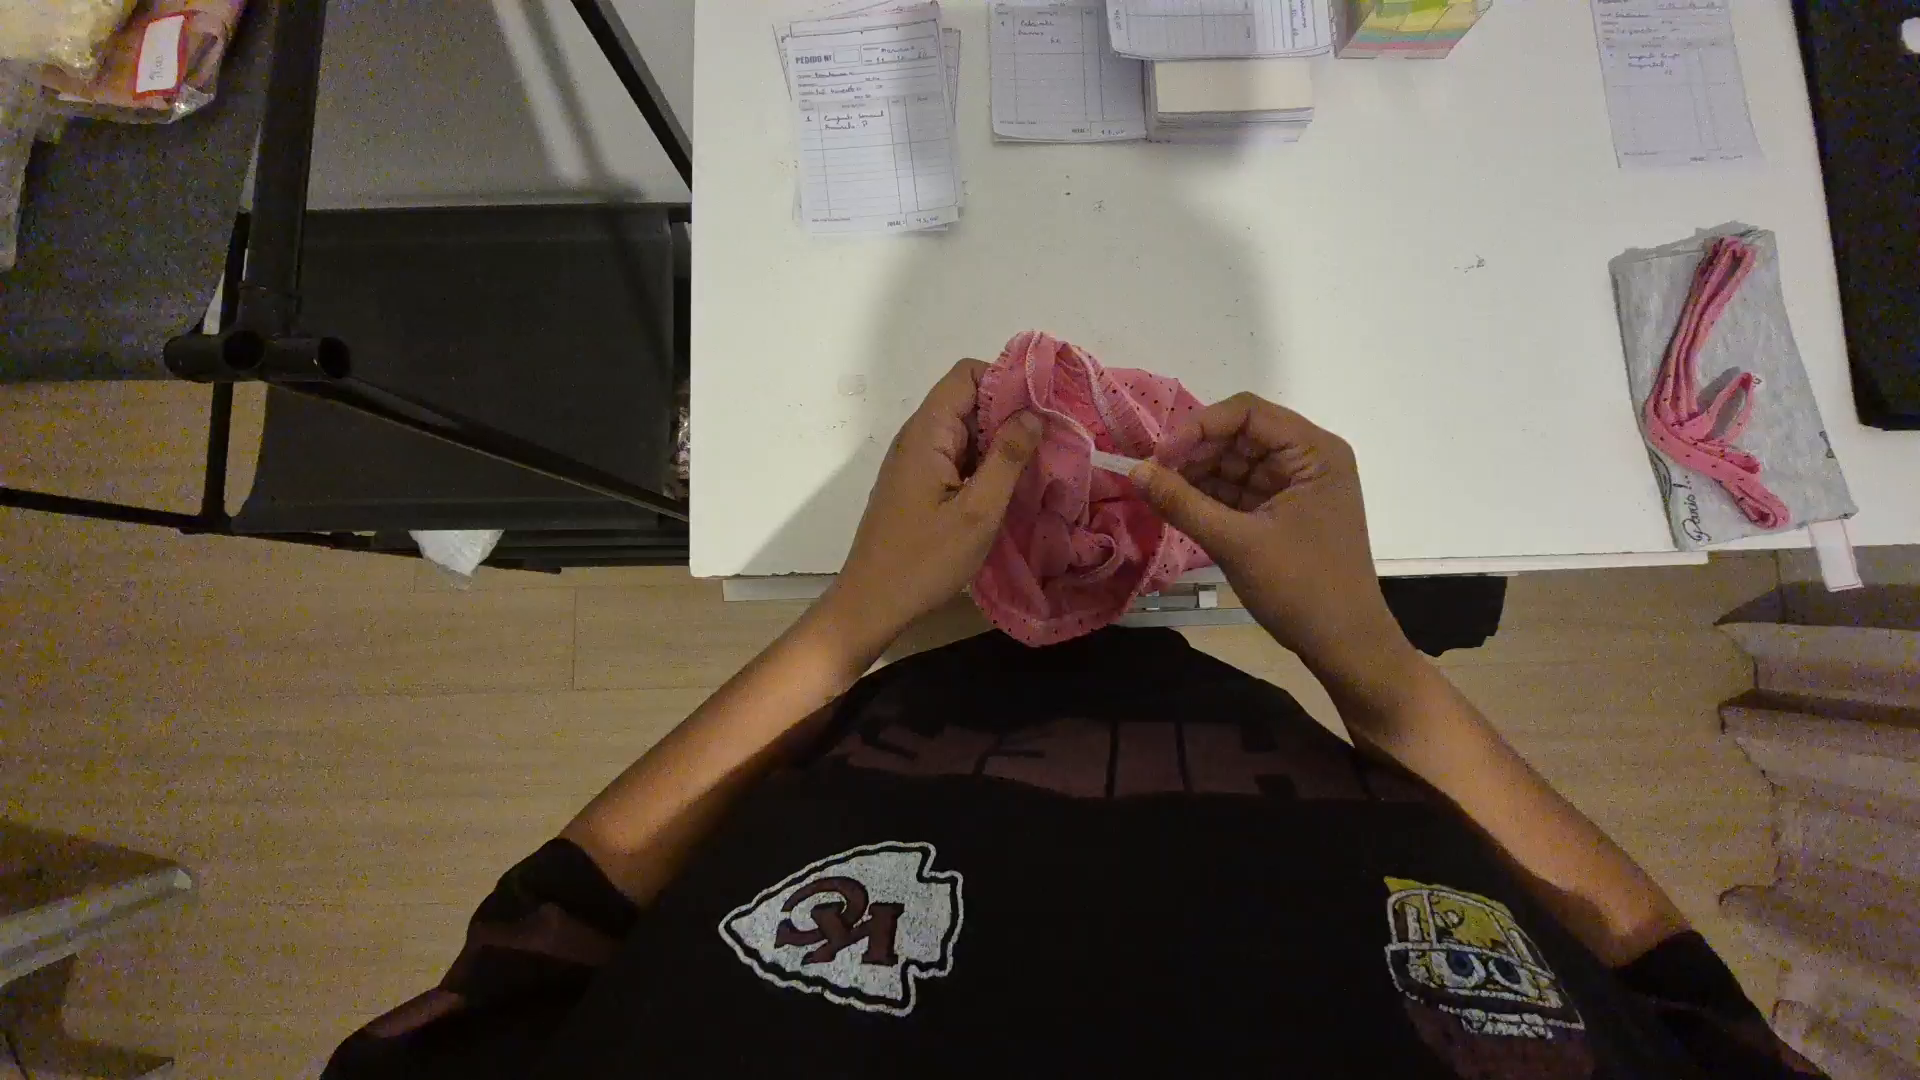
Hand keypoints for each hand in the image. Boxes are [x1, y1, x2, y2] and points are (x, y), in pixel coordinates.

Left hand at [818, 359, 1042, 658]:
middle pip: (968, 400)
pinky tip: (1009, 488)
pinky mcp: (918, 484)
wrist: (873, 602)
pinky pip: (957, 458)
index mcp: (927, 433)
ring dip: (1000, 443)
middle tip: (1051, 442)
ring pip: (966, 432)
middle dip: (1010, 414)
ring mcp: (916, 462)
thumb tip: (1033, 414)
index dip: (1007, 381)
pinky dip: (984, 465)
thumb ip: (1007, 459)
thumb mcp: (977, 512)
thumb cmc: (924, 560)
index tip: (1044, 409)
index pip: (967, 374)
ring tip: (1038, 466)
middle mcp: (918, 437)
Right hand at [1130, 393, 1414, 685]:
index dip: (1198, 427)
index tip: (1159, 456)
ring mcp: (1294, 486)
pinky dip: (1207, 497)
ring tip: (1158, 494)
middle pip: (1239, 435)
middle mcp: (1307, 459)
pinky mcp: (1281, 512)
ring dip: (1196, 475)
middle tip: (1152, 477)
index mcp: (1314, 452)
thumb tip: (1133, 471)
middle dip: (1194, 452)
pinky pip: (1237, 491)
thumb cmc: (1301, 587)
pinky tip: (1176, 506)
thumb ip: (1182, 503)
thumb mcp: (1235, 543)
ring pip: (1234, 463)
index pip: (1247, 413)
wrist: (1344, 644)